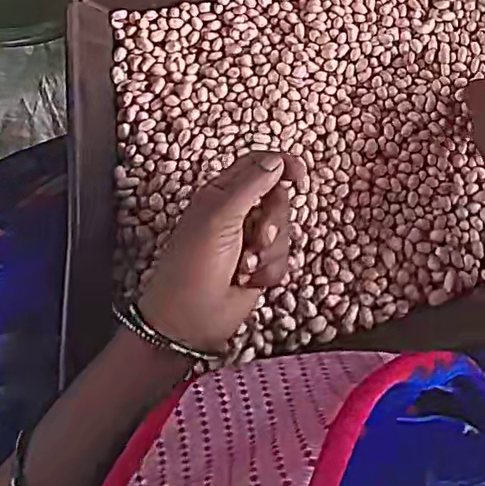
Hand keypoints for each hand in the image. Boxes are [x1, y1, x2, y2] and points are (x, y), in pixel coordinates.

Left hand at [138, 150, 305, 353]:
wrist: (186, 324)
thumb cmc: (191, 268)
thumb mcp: (219, 217)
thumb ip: (251, 184)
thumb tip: (277, 160)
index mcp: (223, 192)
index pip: (259, 163)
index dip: (282, 164)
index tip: (298, 176)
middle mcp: (239, 211)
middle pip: (278, 196)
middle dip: (275, 218)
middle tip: (260, 236)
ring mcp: (251, 238)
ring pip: (285, 228)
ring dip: (271, 249)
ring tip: (246, 264)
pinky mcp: (262, 263)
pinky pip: (285, 256)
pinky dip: (270, 269)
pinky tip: (250, 279)